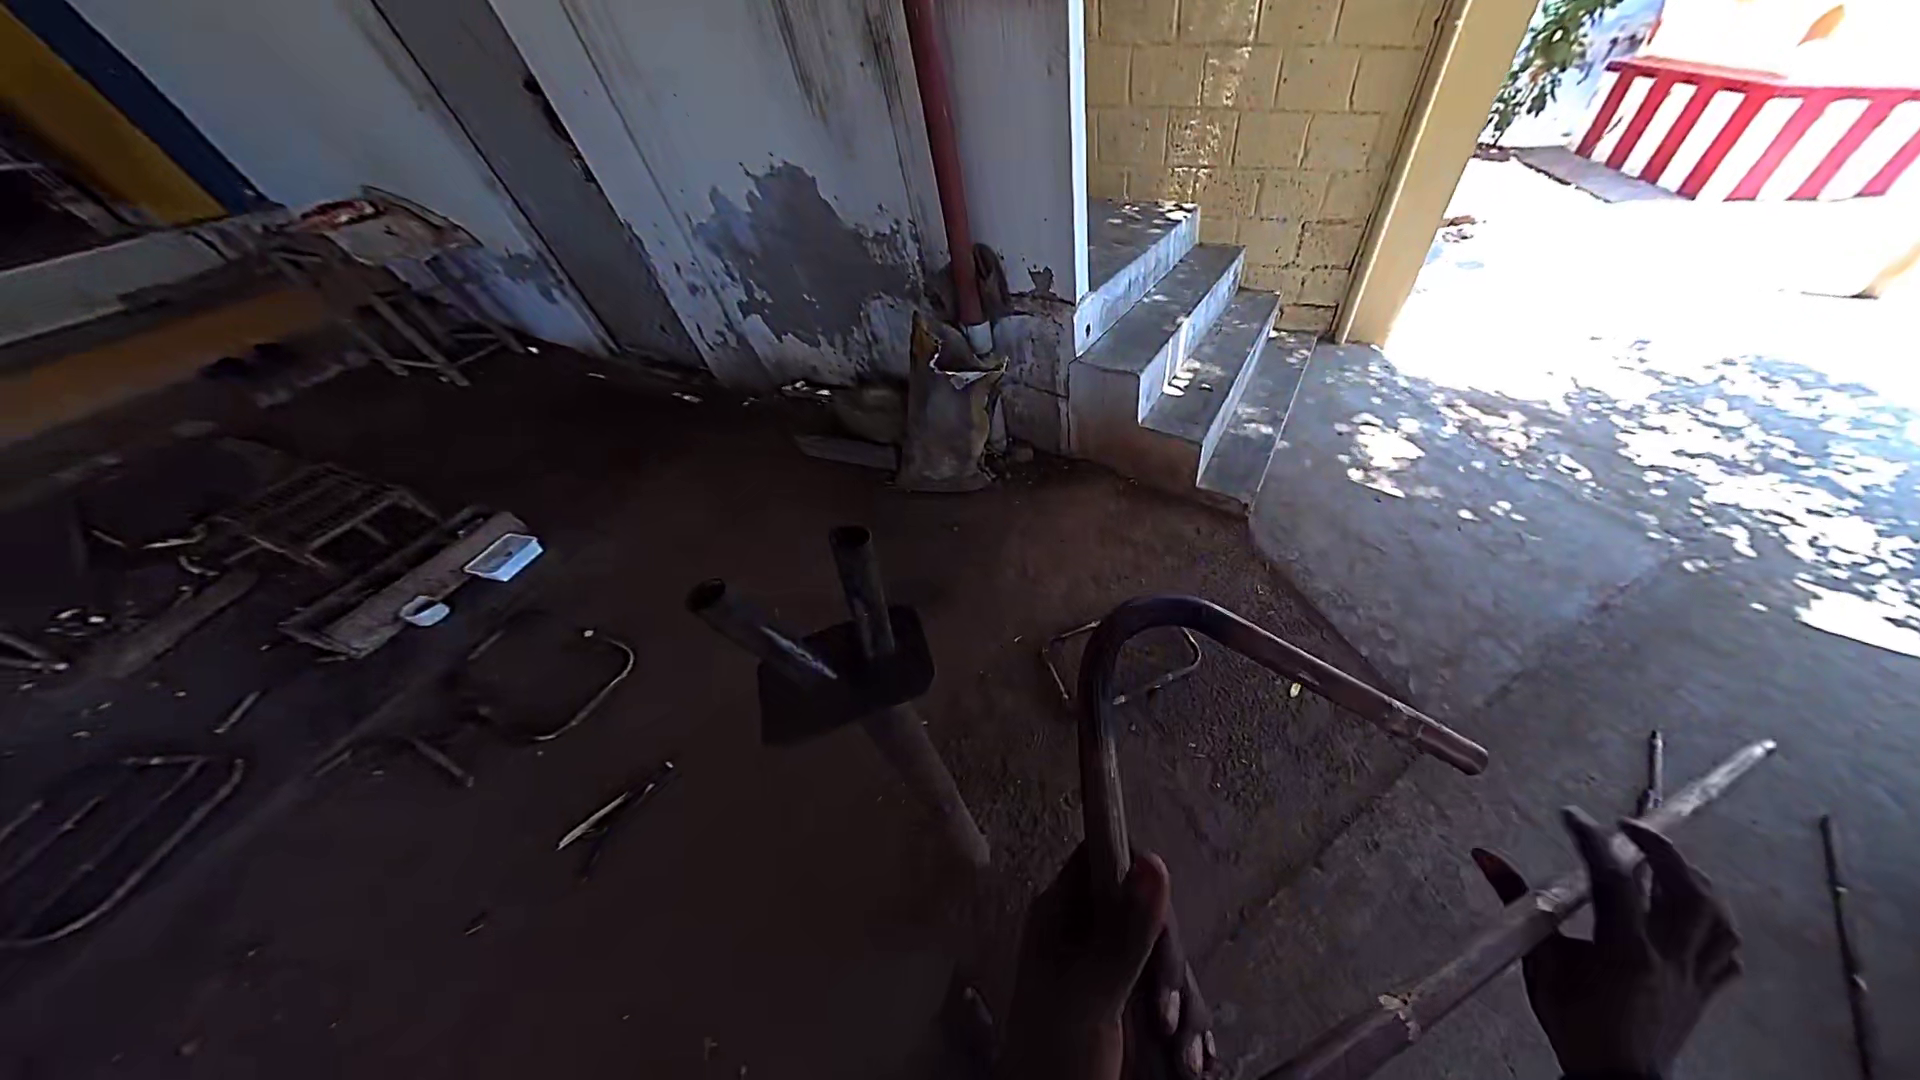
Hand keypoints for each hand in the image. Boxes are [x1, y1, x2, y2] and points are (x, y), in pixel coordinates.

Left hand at [996, 847, 1169, 1079]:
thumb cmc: (1055, 1053)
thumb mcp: (1091, 992)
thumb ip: (1124, 931)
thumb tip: (1155, 859)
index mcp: (1063, 911)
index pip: (1105, 857)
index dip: (1139, 874)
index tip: (1162, 922)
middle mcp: (1090, 929)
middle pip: (1148, 910)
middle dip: (1167, 961)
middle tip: (1163, 1013)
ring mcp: (1114, 965)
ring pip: (1169, 956)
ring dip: (1183, 1005)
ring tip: (1179, 1057)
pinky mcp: (1136, 1002)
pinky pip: (1179, 996)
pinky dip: (1190, 1027)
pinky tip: (1191, 1060)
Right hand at [1472, 808, 1742, 1078]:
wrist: (1616, 1075)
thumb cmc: (1571, 1017)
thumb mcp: (1538, 958)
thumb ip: (1517, 902)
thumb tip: (1484, 855)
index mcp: (1625, 949)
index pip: (1614, 880)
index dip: (1591, 841)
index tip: (1571, 815)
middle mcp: (1670, 958)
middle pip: (1690, 894)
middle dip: (1665, 852)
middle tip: (1631, 827)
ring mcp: (1695, 976)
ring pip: (1720, 921)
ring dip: (1697, 883)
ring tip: (1666, 861)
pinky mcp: (1706, 991)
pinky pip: (1727, 954)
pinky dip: (1716, 926)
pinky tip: (1694, 914)